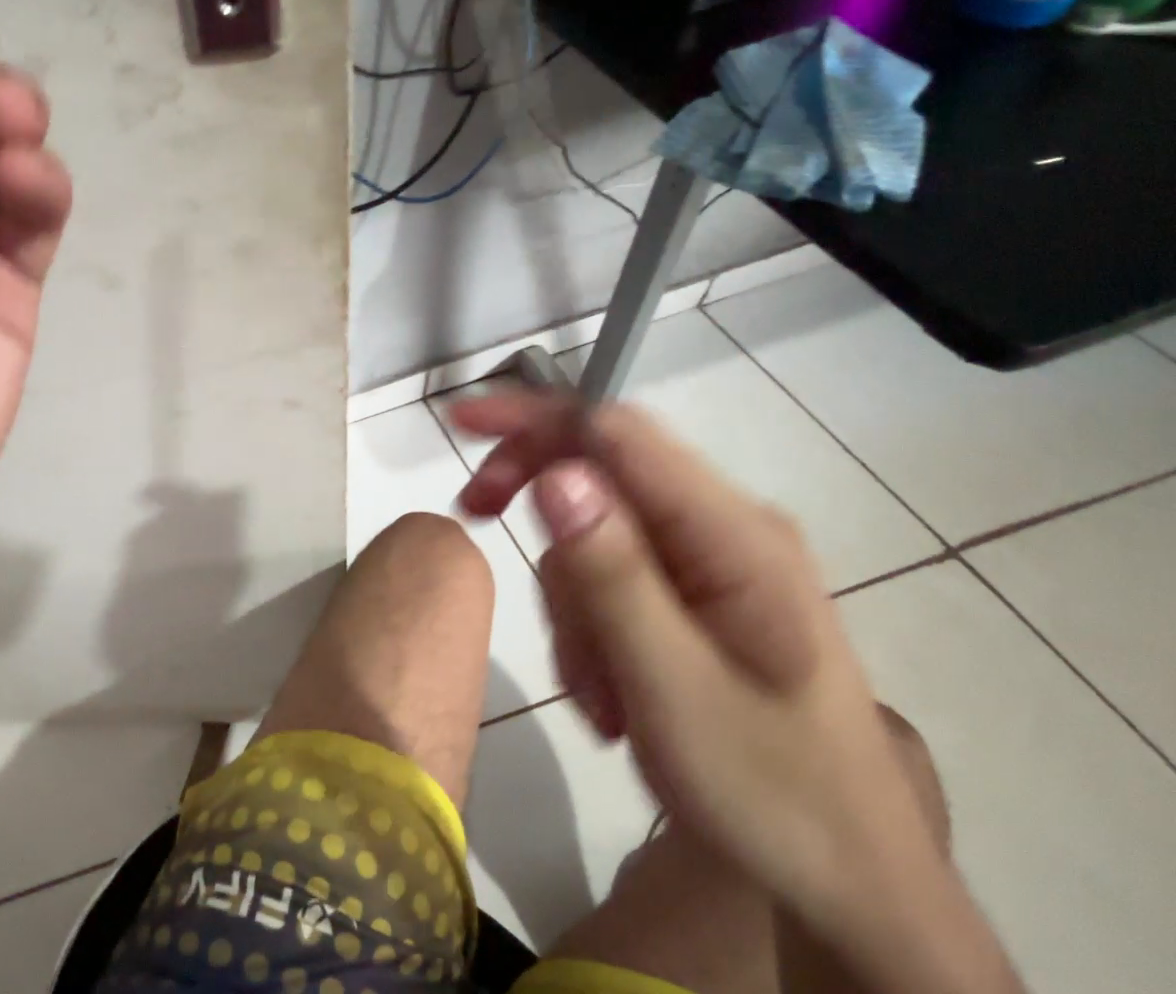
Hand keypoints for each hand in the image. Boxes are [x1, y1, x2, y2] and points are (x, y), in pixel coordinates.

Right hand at [451, 389, 945, 925]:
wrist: (841, 882)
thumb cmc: (767, 791)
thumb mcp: (672, 687)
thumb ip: (612, 577)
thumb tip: (556, 473)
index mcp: (735, 537)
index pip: (619, 434)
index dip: (535, 417)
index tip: (457, 425)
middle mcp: (726, 533)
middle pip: (600, 477)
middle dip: (540, 514)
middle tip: (478, 525)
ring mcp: (714, 569)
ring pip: (595, 541)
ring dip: (570, 606)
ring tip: (598, 693)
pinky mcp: (700, 605)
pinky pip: (613, 586)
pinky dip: (589, 633)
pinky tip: (611, 695)